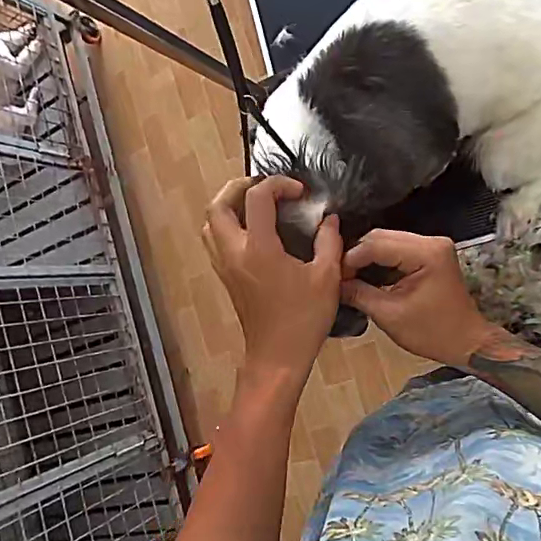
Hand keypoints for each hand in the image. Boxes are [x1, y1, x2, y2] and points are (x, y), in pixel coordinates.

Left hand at [203, 176, 341, 383]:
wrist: (278, 355)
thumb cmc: (304, 318)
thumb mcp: (327, 277)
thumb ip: (329, 242)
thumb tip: (329, 220)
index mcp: (259, 248)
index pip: (257, 197)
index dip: (278, 184)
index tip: (299, 192)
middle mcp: (235, 252)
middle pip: (219, 204)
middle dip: (240, 187)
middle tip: (267, 188)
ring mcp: (225, 265)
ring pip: (211, 222)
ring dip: (229, 206)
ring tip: (257, 206)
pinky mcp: (226, 277)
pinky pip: (215, 240)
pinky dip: (229, 225)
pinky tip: (255, 232)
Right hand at [341, 230, 501, 365]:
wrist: (466, 341)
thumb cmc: (433, 333)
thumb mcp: (390, 315)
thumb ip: (359, 294)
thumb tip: (333, 283)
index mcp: (426, 253)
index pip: (376, 244)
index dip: (350, 259)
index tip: (334, 277)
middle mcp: (432, 241)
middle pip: (381, 237)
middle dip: (357, 256)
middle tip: (339, 277)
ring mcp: (433, 246)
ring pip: (388, 242)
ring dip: (367, 258)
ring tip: (349, 277)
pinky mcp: (431, 254)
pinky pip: (399, 250)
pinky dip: (381, 261)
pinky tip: (366, 276)